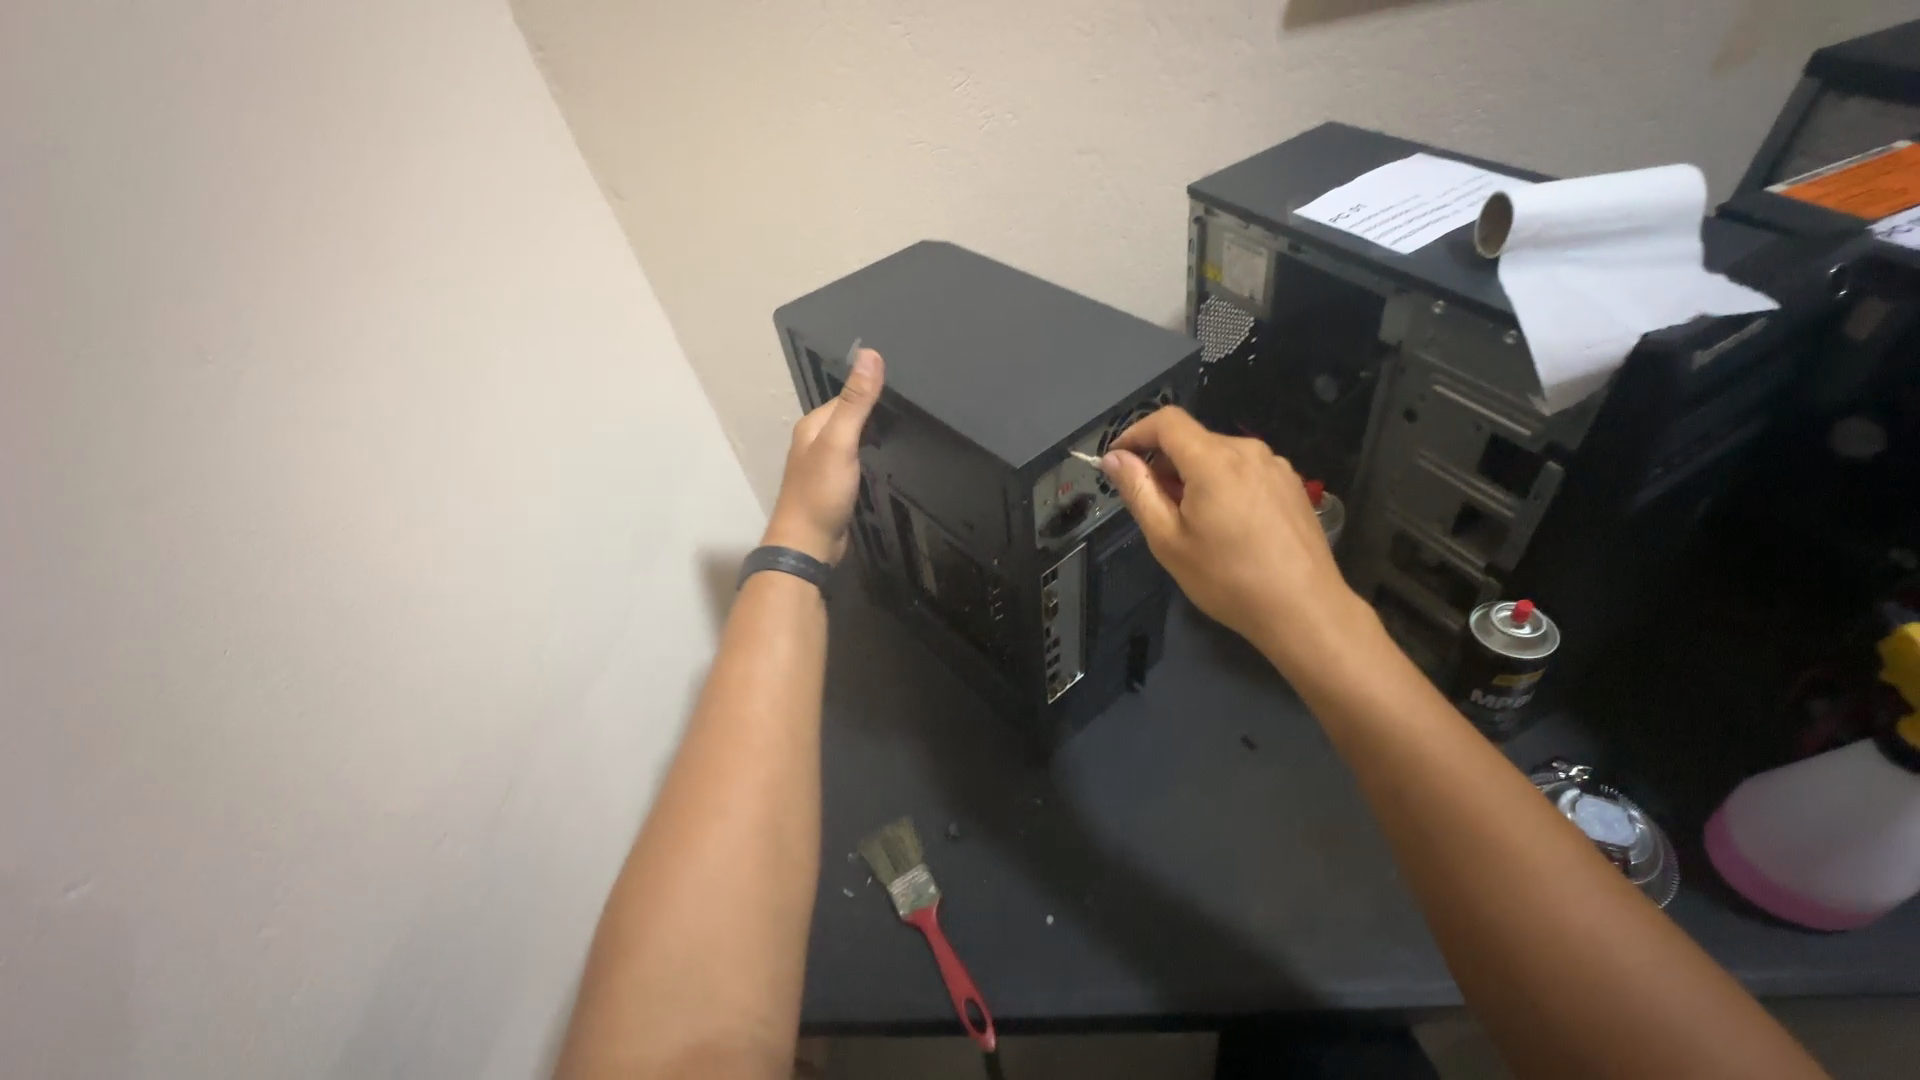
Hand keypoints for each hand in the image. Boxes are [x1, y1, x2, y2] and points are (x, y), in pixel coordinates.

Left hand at [762, 348, 885, 563]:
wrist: (808, 545)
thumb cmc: (821, 492)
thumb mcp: (840, 442)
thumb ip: (856, 402)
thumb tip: (870, 354)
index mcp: (813, 425)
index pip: (846, 397)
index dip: (871, 390)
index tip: (904, 387)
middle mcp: (815, 441)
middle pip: (850, 417)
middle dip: (874, 412)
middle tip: (912, 408)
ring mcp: (824, 465)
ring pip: (853, 440)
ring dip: (874, 435)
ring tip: (906, 430)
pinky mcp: (835, 486)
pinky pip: (856, 461)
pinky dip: (871, 457)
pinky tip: (887, 460)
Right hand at [1100, 406, 1365, 661]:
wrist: (1303, 608)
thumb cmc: (1227, 579)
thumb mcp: (1168, 540)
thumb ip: (1138, 491)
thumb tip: (1114, 458)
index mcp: (1213, 460)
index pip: (1166, 421)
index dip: (1135, 433)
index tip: (1118, 460)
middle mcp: (1247, 451)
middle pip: (1193, 439)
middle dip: (1164, 462)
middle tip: (1152, 504)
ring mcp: (1275, 466)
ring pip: (1219, 455)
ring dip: (1194, 474)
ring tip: (1189, 520)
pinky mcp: (1290, 484)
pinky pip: (1244, 470)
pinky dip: (1222, 483)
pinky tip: (1226, 524)